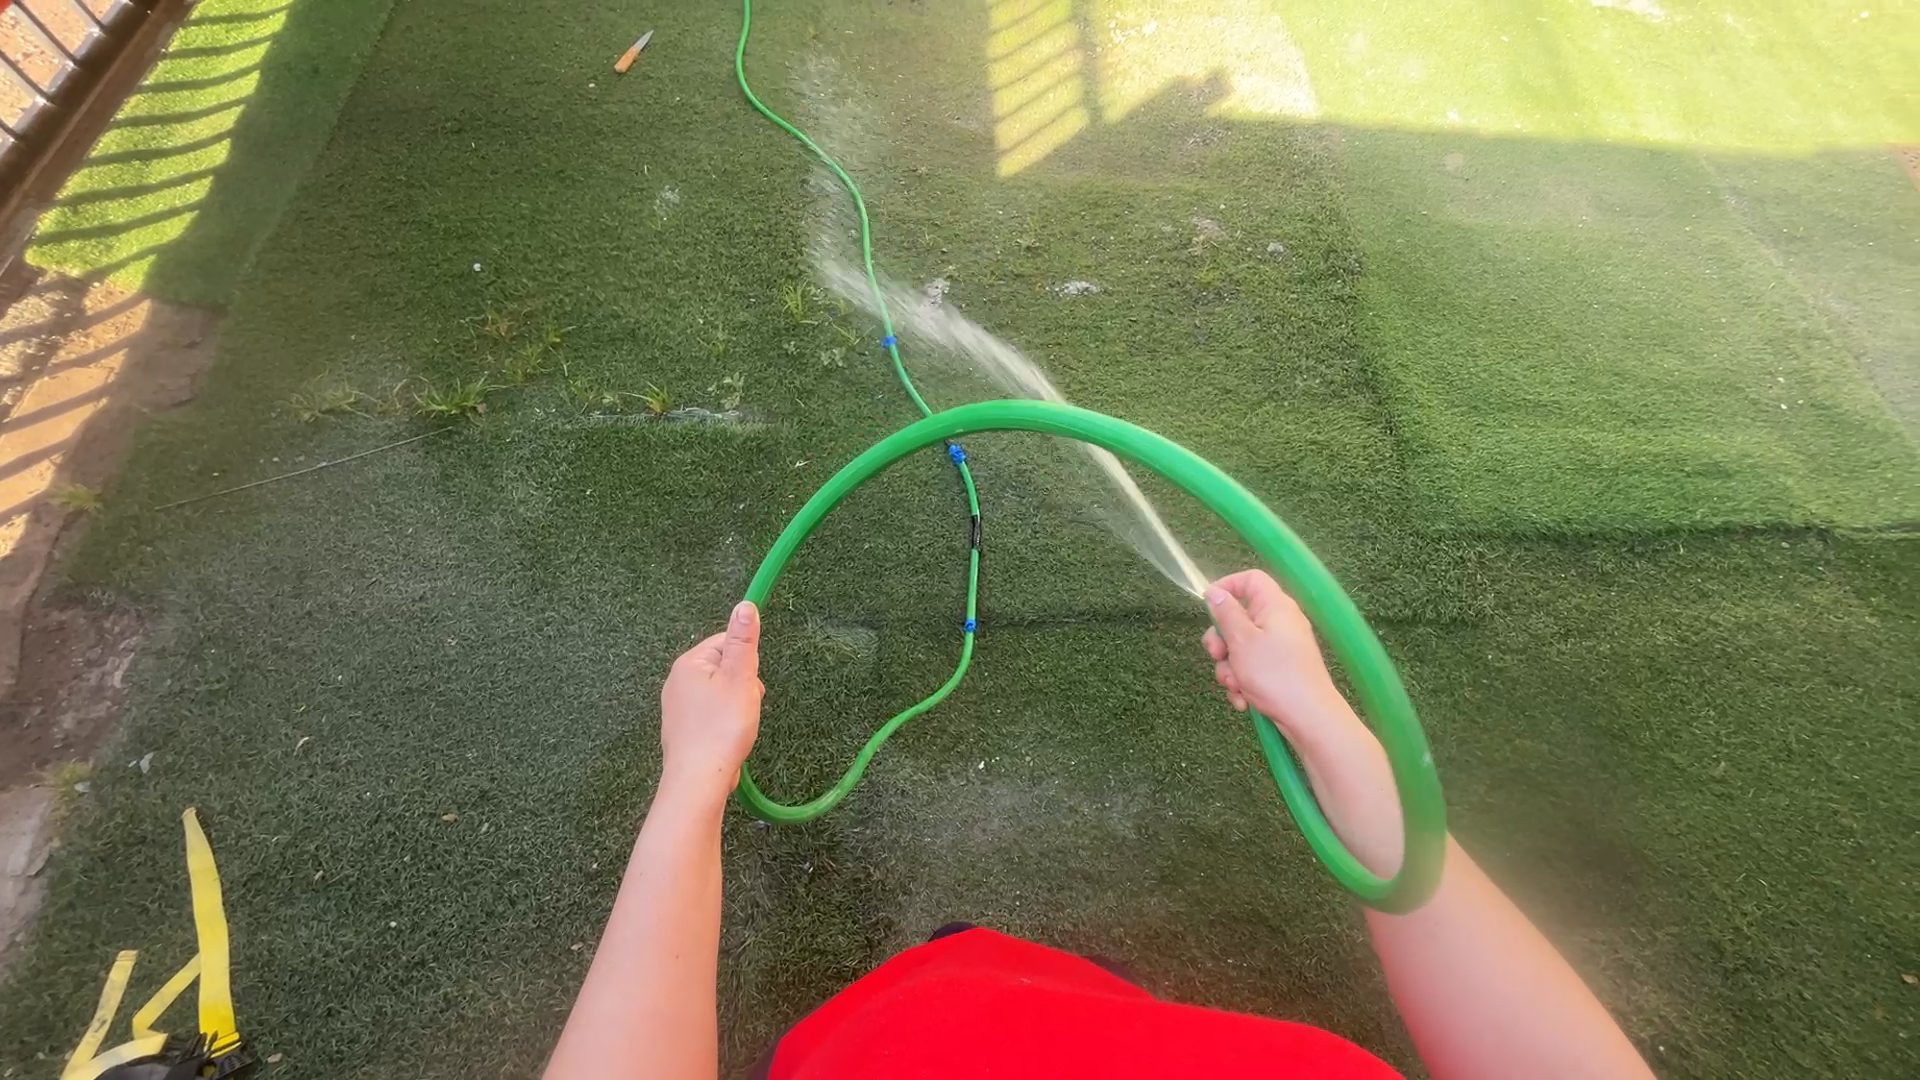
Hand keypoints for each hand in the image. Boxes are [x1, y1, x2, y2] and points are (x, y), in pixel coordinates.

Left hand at [660, 601, 763, 795]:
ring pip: (721, 692)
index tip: (749, 683)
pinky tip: (730, 737)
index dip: (747, 661)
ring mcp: (678, 707)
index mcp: (689, 663)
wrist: (699, 780)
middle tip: (746, 706)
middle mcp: (677, 681)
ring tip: (740, 725)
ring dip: (738, 705)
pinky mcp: (684, 729)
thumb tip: (745, 605)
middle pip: (725, 667)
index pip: (726, 642)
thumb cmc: (722, 726)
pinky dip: (726, 722)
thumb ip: (743, 640)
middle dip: (744, 685)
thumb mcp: (740, 677)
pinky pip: (713, 713)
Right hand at [1202, 570, 1354, 738]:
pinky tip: (1242, 699)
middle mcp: (1279, 622)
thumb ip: (1225, 613)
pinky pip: (1251, 666)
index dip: (1227, 586)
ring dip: (1229, 667)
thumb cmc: (1274, 673)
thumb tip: (1214, 592)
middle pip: (1238, 617)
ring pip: (1240, 646)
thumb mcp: (1241, 640)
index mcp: (1275, 606)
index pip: (1250, 579)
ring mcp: (1280, 647)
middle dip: (1221, 640)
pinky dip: (1242, 681)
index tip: (1208, 606)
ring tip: (1235, 685)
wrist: (1308, 718)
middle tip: (1217, 655)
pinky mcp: (1279, 669)